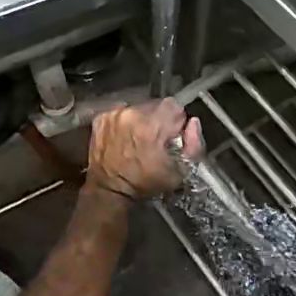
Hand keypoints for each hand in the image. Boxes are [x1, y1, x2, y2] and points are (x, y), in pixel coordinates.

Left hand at [85, 98, 201, 199]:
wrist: (109, 189)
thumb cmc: (145, 183)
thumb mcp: (179, 172)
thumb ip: (194, 145)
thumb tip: (193, 122)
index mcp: (151, 126)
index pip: (174, 106)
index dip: (176, 122)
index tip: (170, 136)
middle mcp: (131, 114)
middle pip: (155, 105)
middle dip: (159, 120)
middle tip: (154, 140)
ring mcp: (114, 114)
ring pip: (138, 107)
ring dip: (141, 120)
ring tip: (138, 139)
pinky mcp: (101, 117)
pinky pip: (121, 111)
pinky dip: (125, 121)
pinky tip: (124, 137)